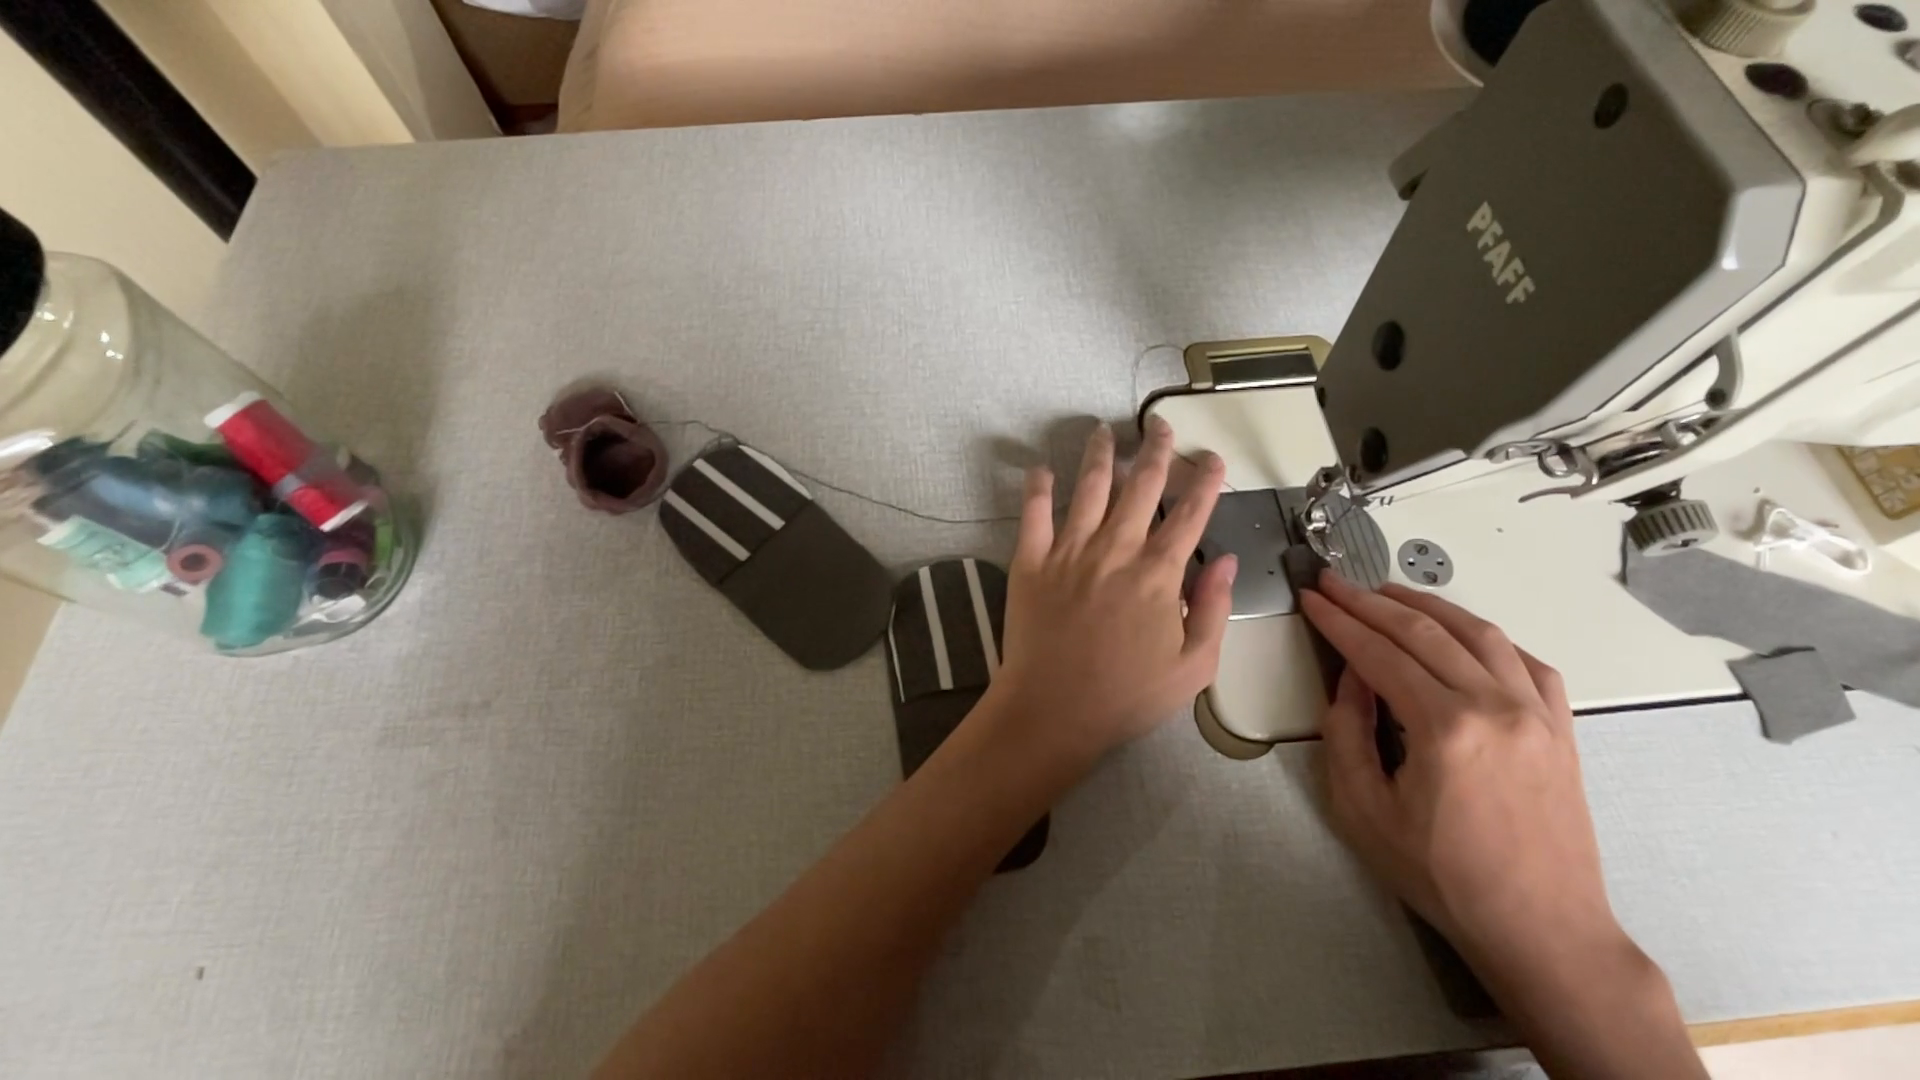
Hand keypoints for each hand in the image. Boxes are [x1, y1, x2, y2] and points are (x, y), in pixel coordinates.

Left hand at [984, 417, 1235, 763]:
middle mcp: (1116, 550)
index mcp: (1159, 574)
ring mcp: (1069, 552)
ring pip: (1088, 488)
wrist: (1052, 711)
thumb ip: (1215, 609)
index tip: (1213, 458)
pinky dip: (1037, 488)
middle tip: (1161, 426)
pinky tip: (1041, 468)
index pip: (1191, 515)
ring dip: (1100, 456)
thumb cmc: (1126, 696)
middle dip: (1156, 451)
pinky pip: (1034, 514)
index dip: (1206, 482)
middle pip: (1141, 487)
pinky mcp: (1030, 563)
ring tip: (1104, 431)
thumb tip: (1227, 561)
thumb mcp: (1193, 666)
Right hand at [1299, 576, 1635, 992]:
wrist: (1541, 928)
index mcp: (1445, 729)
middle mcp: (1495, 706)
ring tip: (1388, 592)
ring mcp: (1538, 713)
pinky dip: (1486, 636)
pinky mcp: (1561, 728)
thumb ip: (1346, 734)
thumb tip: (1351, 678)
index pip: (1379, 654)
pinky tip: (1461, 633)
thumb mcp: (1364, 811)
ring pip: (1479, 633)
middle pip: (1425, 633)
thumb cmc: (1442, 877)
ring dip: (1428, 605)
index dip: (1338, 622)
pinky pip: (1525, 661)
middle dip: (1371, 601)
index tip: (1312, 598)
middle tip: (1335, 582)